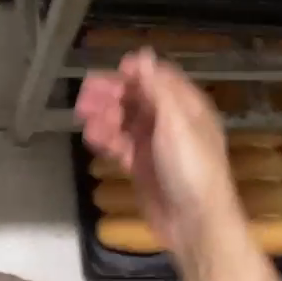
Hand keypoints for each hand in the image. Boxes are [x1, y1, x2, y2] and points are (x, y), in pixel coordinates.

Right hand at [76, 48, 240, 259]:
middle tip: (86, 95)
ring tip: (85, 117)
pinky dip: (105, 138)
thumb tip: (142, 54)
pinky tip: (92, 137)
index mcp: (186, 107)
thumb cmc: (192, 169)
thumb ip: (158, 88)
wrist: (196, 226)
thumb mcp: (177, 122)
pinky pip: (119, 144)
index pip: (158, 79)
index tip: (114, 72)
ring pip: (123, 120)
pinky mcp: (140, 165)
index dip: (135, 73)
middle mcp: (170, 121)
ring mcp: (154, 144)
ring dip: (104, 115)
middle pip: (136, 98)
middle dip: (111, 94)